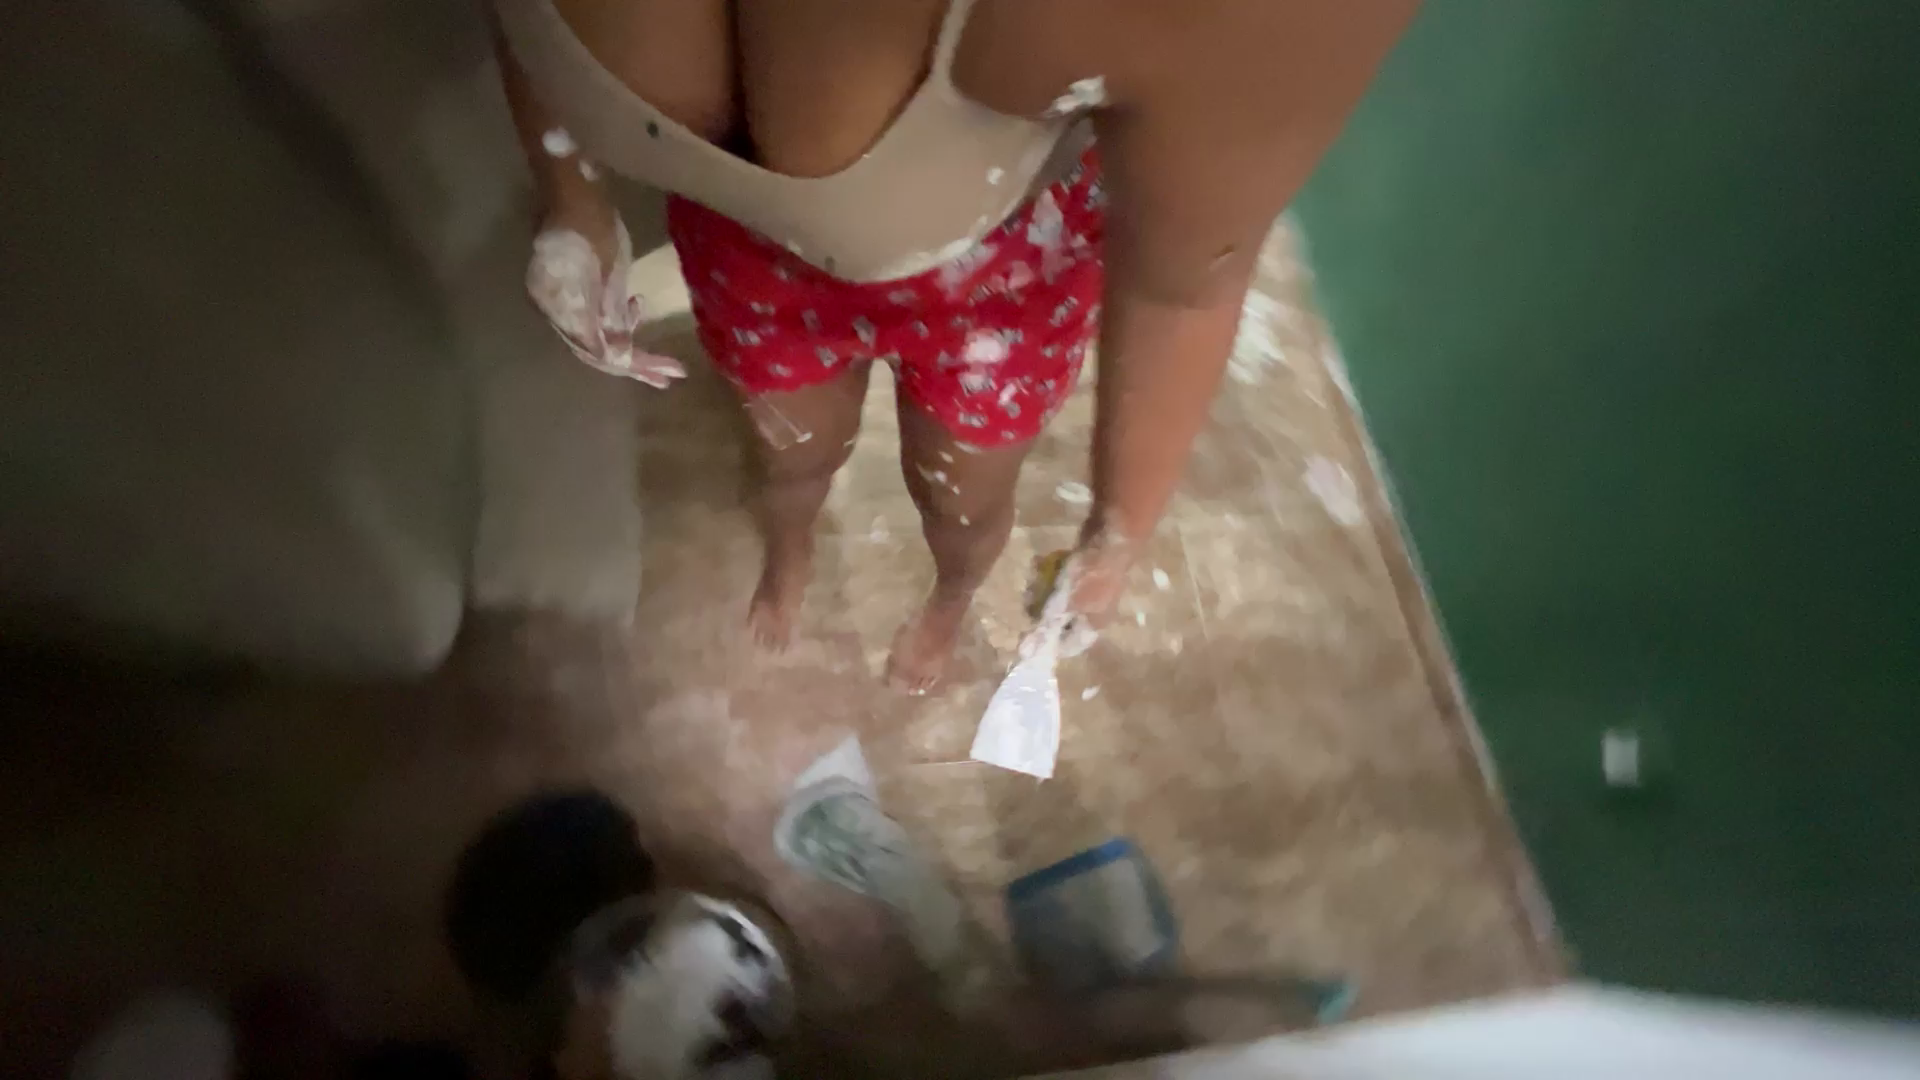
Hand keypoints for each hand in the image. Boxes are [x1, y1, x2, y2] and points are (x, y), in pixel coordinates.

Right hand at [526, 197, 685, 387]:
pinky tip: (639, 312)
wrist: (577, 193)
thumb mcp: (600, 271)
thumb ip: (602, 315)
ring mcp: (575, 304)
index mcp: (558, 309)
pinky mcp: (590, 294)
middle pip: (603, 350)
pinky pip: (608, 322)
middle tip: (673, 375)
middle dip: (639, 364)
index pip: (596, 351)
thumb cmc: (588, 227)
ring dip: (639, 352)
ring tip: (670, 368)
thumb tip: (614, 357)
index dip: (629, 364)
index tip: (662, 372)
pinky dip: (627, 324)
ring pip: (609, 339)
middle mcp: (563, 313)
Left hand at [1023, 522, 1140, 659]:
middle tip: (1028, 597)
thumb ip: (1046, 628)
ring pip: (1060, 598)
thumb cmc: (1088, 576)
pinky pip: (1064, 580)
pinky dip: (1052, 573)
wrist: (1112, 538)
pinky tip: (1041, 562)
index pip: (1066, 646)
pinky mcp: (1087, 573)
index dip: (1046, 642)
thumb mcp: (1063, 605)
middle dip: (1041, 610)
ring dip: (1044, 589)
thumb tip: (1026, 654)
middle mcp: (1094, 613)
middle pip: (1061, 620)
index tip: (1026, 632)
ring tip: (1034, 576)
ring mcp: (1092, 592)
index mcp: (1092, 627)